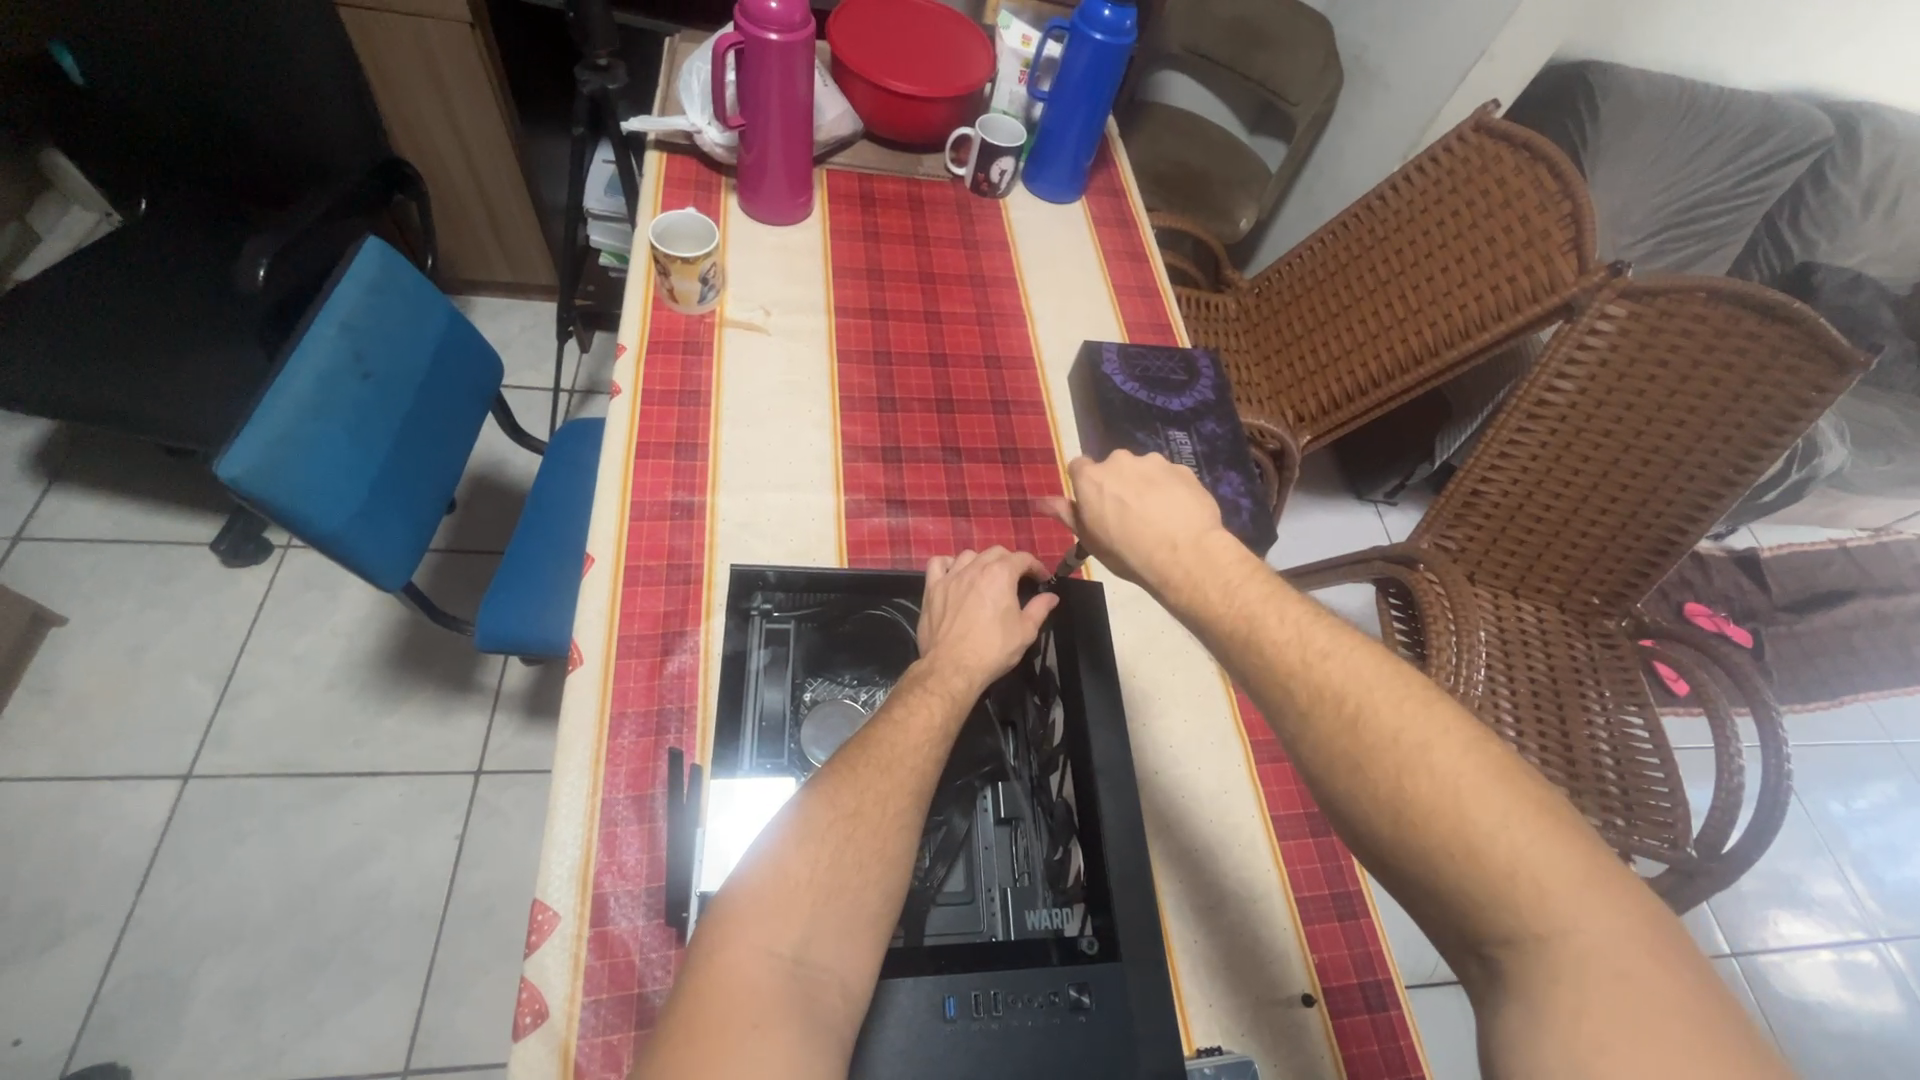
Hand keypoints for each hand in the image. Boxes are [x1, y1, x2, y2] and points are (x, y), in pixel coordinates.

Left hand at [917, 547, 1058, 694]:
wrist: (952, 668)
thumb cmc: (993, 650)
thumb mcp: (1025, 632)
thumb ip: (1039, 609)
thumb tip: (1052, 596)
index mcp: (1000, 574)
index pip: (1022, 558)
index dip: (1035, 566)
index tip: (1042, 578)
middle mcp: (975, 568)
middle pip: (995, 552)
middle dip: (1010, 561)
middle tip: (1017, 578)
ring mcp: (950, 577)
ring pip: (968, 555)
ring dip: (981, 561)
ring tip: (987, 576)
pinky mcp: (932, 588)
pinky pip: (938, 564)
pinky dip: (948, 564)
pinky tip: (954, 574)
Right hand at [1044, 450, 1237, 599]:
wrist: (1184, 555)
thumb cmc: (1127, 552)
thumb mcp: (1089, 538)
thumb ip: (1065, 514)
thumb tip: (1038, 501)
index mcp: (1091, 477)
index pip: (1079, 467)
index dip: (1087, 486)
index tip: (1095, 506)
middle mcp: (1120, 460)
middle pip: (1114, 467)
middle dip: (1118, 485)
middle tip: (1128, 516)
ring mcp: (1154, 462)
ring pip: (1144, 470)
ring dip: (1145, 486)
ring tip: (1157, 518)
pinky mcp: (1183, 469)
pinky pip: (1170, 477)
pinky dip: (1170, 491)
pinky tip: (1177, 515)